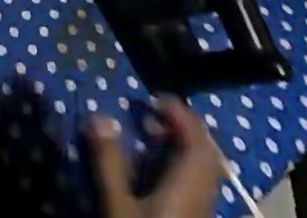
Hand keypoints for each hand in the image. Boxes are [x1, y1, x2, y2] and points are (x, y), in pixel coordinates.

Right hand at [88, 96, 222, 217]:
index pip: (198, 140)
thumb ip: (109, 161)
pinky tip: (157, 175)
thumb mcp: (118, 205)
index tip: (154, 100)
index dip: (181, 114)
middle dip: (183, 129)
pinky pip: (198, 186)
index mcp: (189, 187)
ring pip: (205, 171)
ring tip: (152, 141)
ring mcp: (203, 213)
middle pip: (207, 154)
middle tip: (152, 118)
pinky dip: (182, 168)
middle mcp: (204, 198)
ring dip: (183, 148)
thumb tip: (99, 116)